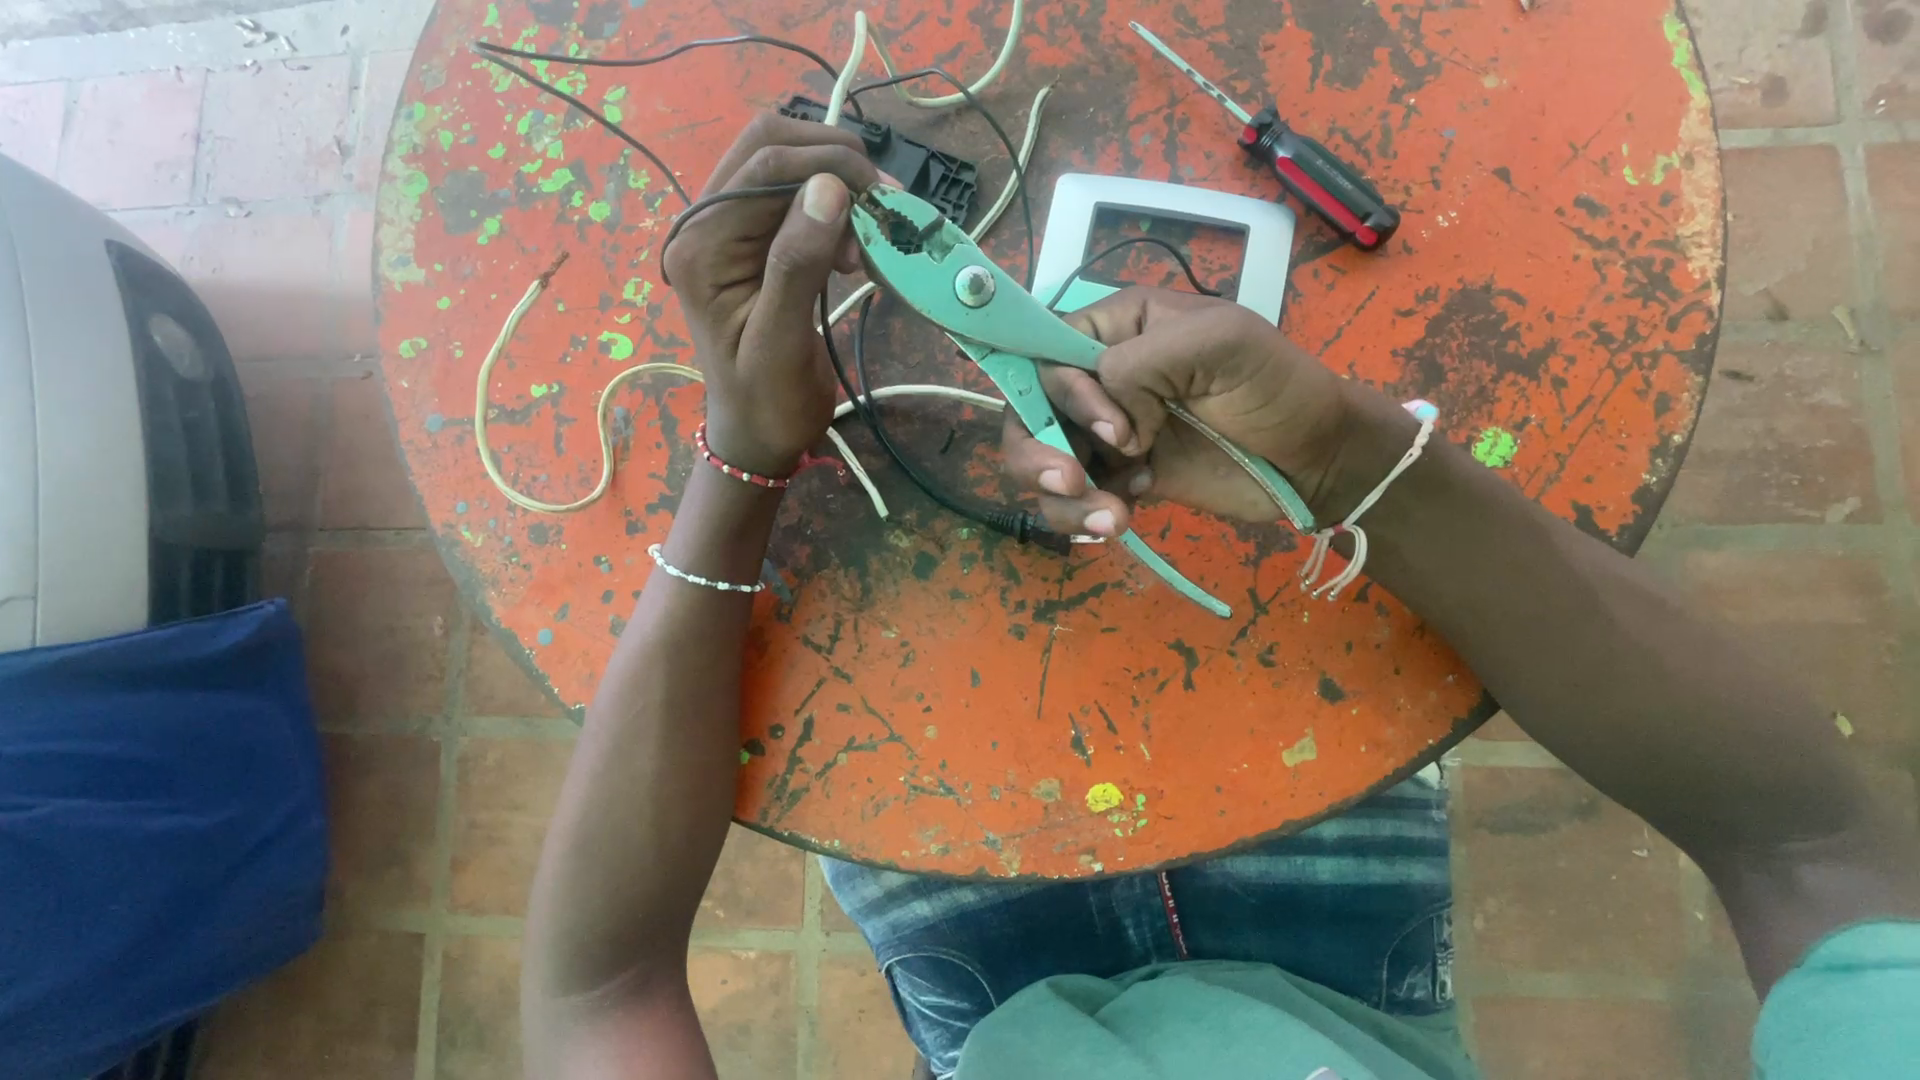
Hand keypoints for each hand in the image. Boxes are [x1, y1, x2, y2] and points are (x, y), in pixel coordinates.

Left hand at [662, 114, 879, 476]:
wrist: (759, 436)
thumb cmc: (768, 402)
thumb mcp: (781, 341)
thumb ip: (796, 264)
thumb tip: (828, 188)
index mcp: (702, 245)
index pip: (764, 166)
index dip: (828, 164)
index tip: (884, 197)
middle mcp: (706, 225)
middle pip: (769, 148)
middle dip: (833, 163)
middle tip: (883, 203)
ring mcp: (730, 233)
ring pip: (785, 168)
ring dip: (836, 186)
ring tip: (869, 237)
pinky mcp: (756, 246)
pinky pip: (795, 202)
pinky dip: (833, 212)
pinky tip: (853, 252)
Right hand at [1001, 287, 1407, 535]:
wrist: (1316, 460)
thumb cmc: (1277, 388)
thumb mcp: (1219, 344)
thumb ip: (1142, 362)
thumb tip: (1106, 417)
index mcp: (1118, 329)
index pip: (1046, 353)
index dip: (1060, 394)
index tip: (1112, 431)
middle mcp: (1101, 378)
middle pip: (1027, 412)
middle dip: (1037, 453)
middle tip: (1072, 483)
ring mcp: (1107, 433)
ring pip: (1040, 461)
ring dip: (1059, 496)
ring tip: (1109, 518)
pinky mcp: (1118, 478)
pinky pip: (1070, 499)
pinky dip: (1083, 515)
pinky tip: (1123, 517)